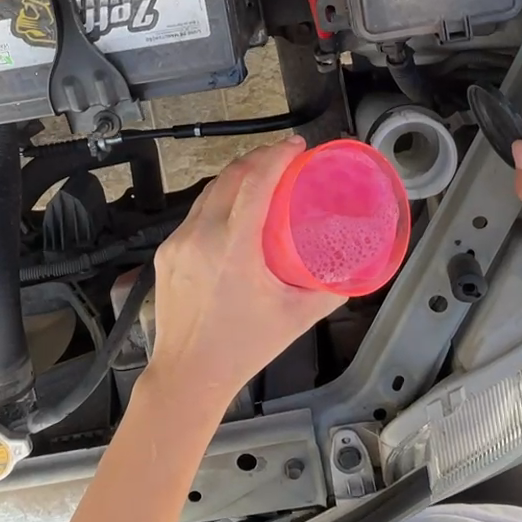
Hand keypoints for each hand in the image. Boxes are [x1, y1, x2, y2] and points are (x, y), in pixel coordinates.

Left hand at [147, 136, 344, 409]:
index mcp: (233, 248)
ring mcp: (179, 242)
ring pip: (209, 191)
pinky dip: (217, 200)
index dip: (277, 156)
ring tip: (262, 174)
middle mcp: (201, 237)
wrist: (187, 376)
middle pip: (231, 177)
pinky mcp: (167, 252)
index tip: (296, 146)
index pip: (255, 182)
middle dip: (259, 158)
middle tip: (284, 156)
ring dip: (237, 176)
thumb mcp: (295, 318)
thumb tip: (355, 271)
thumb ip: (330, 291)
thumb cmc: (241, 349)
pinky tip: (233, 206)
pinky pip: (194, 213)